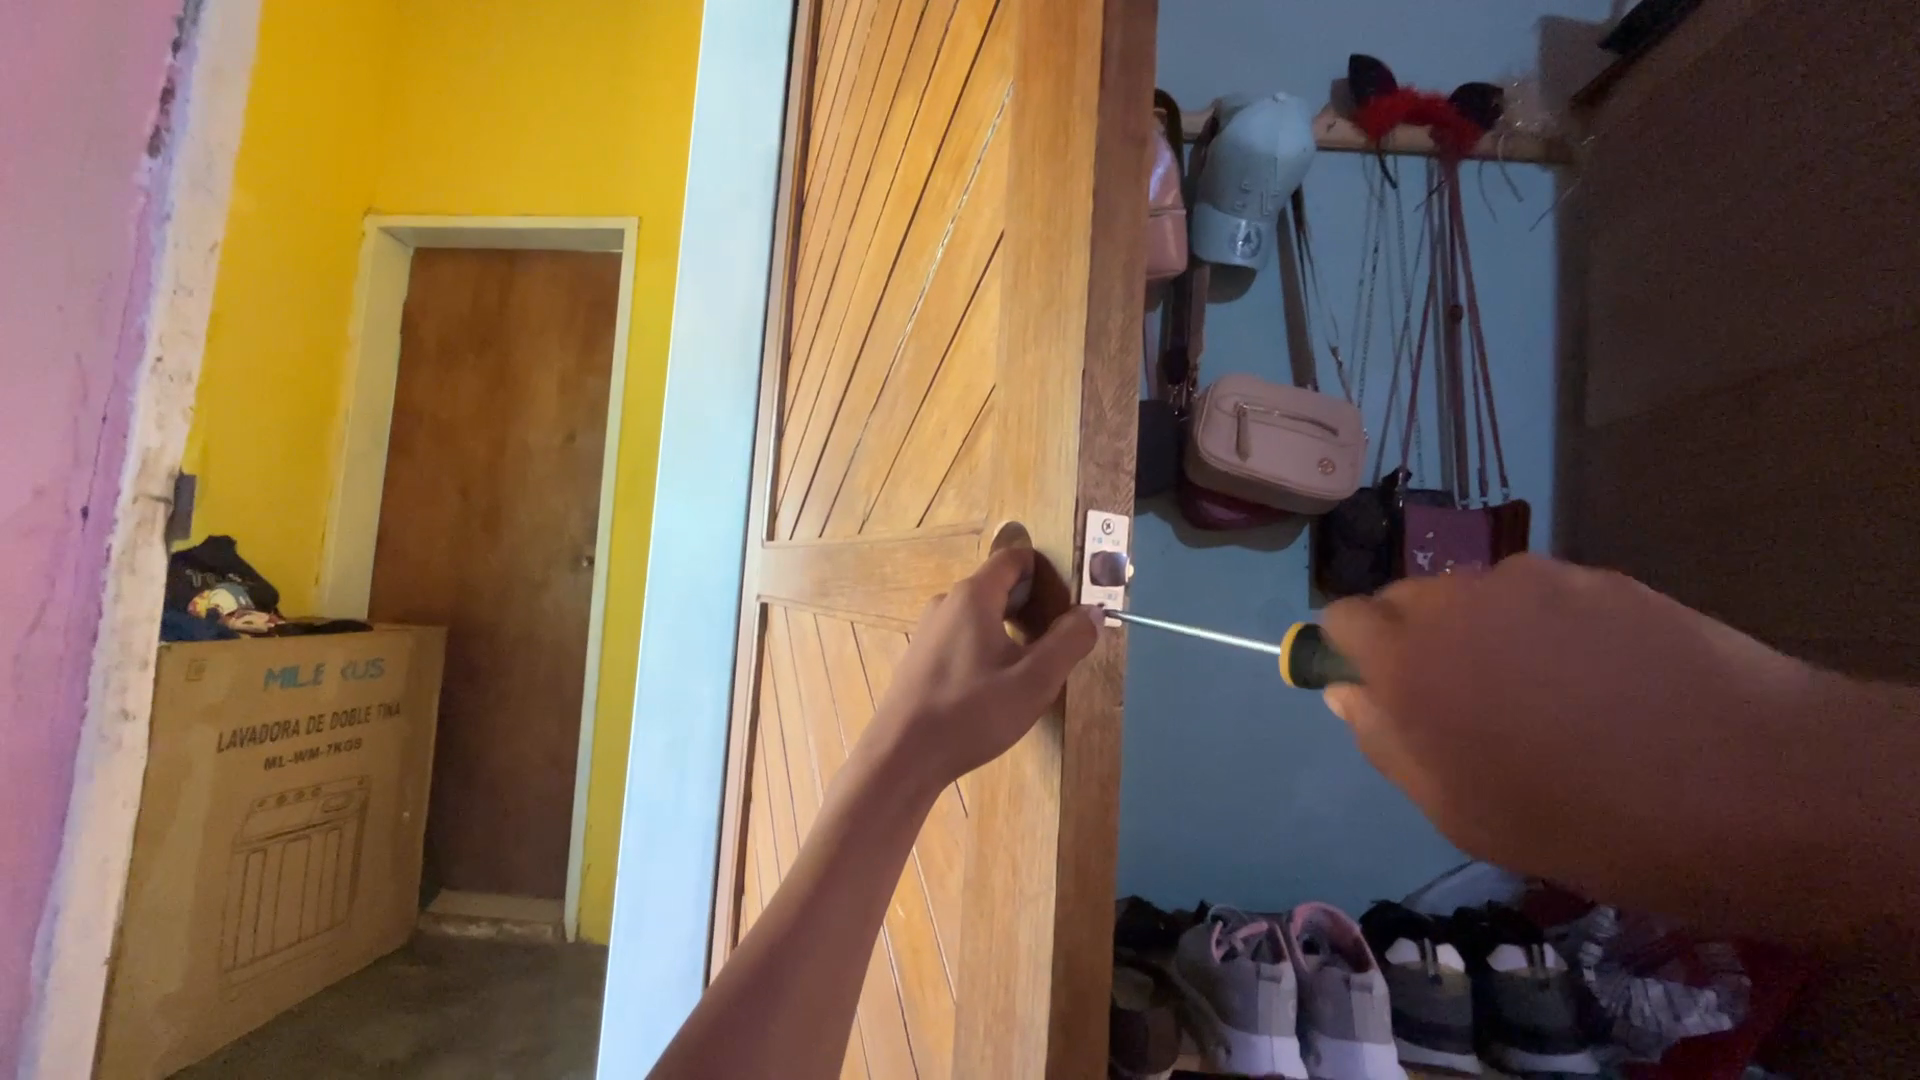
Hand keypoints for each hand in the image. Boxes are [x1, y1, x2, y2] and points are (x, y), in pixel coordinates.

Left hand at [867, 547, 1101, 794]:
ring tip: (1031, 667)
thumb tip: (1092, 612)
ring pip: (981, 614)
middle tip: (1058, 641)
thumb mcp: (1034, 681)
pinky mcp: (921, 656)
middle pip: (998, 586)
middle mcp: (946, 603)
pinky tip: (995, 686)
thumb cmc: (971, 714)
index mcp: (973, 597)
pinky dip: (986, 646)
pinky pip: (963, 636)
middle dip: (1032, 605)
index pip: (1014, 558)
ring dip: (1010, 629)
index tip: (1069, 602)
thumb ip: (1069, 642)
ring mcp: (929, 629)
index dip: (1046, 572)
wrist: (902, 756)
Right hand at [1320, 554, 1830, 929]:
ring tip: (1540, 685)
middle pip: (1401, 598)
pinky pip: (1538, 592)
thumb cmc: (1584, 821)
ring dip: (1478, 628)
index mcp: (1405, 660)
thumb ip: (1383, 742)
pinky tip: (1597, 671)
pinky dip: (1543, 622)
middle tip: (1462, 695)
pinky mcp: (1595, 575)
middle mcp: (1451, 603)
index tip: (1376, 684)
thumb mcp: (1457, 812)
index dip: (1350, 648)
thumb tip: (1346, 692)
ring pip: (1470, 594)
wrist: (1757, 788)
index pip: (1341, 617)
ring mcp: (1526, 582)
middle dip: (1412, 637)